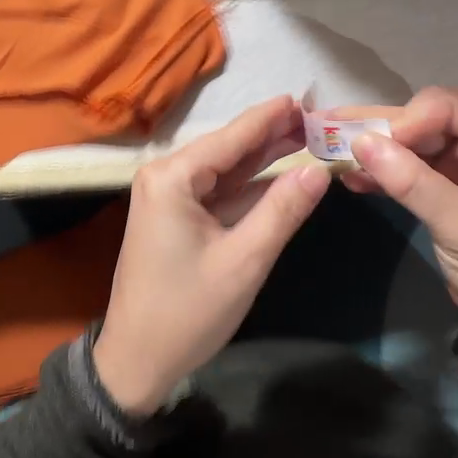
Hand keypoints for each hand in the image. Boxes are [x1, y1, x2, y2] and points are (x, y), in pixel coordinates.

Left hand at [94, 97, 330, 414]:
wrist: (138, 360)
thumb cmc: (187, 311)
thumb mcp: (243, 261)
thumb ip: (281, 211)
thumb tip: (318, 171)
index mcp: (172, 178)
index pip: (230, 138)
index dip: (268, 118)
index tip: (301, 97)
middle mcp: (166, 177)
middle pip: (227, 149)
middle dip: (270, 135)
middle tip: (316, 117)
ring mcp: (170, 198)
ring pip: (225, 171)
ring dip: (263, 159)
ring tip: (306, 136)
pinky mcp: (177, 218)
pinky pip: (219, 193)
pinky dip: (249, 187)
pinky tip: (281, 174)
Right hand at [342, 88, 457, 409]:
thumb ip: (412, 181)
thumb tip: (360, 141)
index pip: (446, 108)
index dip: (405, 120)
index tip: (370, 146)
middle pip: (423, 120)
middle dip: (379, 128)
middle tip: (328, 130)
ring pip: (410, 143)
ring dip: (373, 149)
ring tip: (327, 149)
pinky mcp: (447, 188)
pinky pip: (408, 168)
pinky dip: (381, 171)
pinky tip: (349, 177)